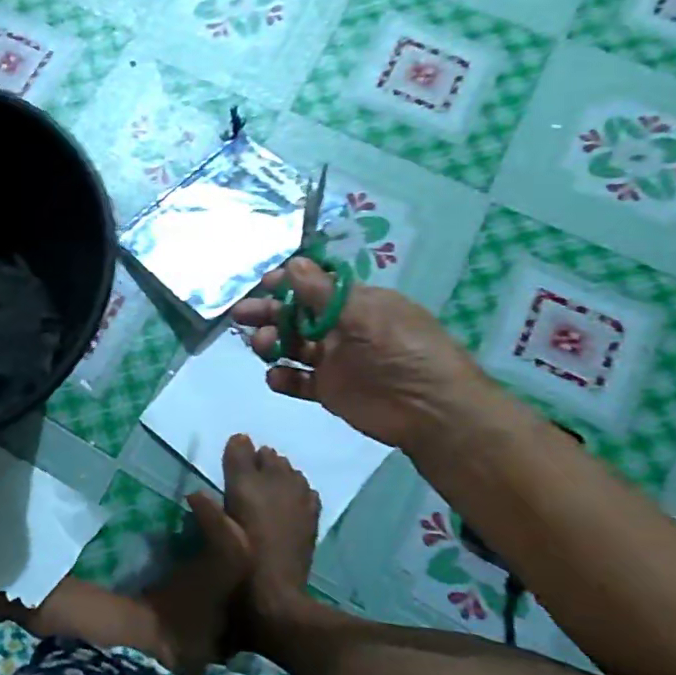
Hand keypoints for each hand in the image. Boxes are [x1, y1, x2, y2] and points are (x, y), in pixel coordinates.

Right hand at [228, 257, 499, 449]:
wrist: (433, 411)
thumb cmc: (404, 352)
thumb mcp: (365, 315)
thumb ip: (325, 292)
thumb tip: (292, 263)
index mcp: (355, 304)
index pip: (315, 287)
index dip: (288, 284)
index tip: (264, 284)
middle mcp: (342, 329)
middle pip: (297, 316)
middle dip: (269, 313)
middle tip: (242, 315)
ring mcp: (335, 361)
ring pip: (294, 347)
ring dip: (273, 343)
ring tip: (261, 346)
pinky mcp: (330, 391)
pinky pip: (299, 381)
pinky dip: (284, 379)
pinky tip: (274, 377)